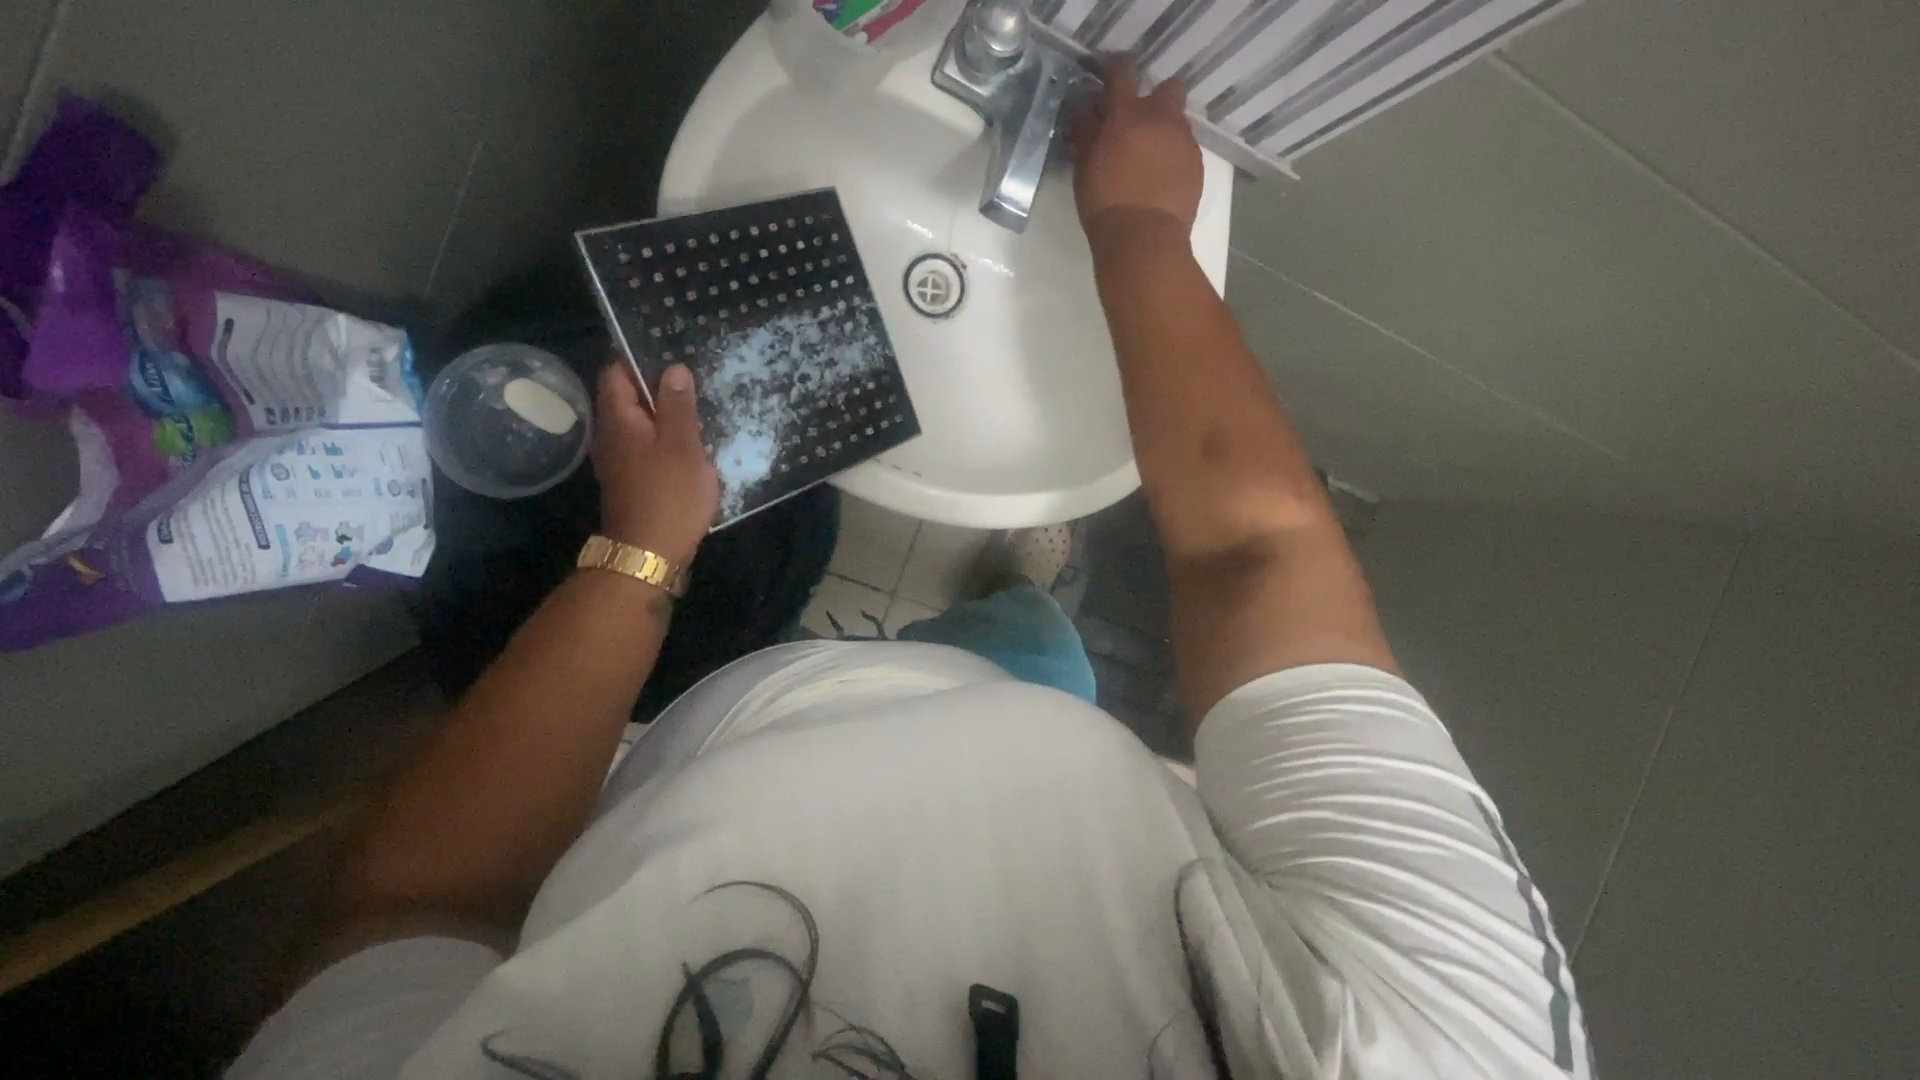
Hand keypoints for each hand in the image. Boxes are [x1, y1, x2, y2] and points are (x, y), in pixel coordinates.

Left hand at [591, 359, 719, 567]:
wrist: (648, 555)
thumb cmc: (669, 495)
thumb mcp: (683, 445)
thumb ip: (679, 405)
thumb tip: (674, 369)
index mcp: (618, 419)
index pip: (616, 373)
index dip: (640, 361)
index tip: (673, 362)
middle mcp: (609, 435)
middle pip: (627, 399)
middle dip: (657, 392)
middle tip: (694, 392)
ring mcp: (617, 461)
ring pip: (638, 426)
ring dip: (664, 421)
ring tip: (697, 421)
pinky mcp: (629, 482)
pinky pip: (644, 450)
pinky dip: (663, 445)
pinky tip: (689, 454)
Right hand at [1072, 60, 1202, 238]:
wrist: (1143, 239)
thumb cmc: (1104, 202)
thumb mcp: (1084, 166)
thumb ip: (1086, 132)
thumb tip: (1085, 111)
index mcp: (1128, 114)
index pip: (1122, 72)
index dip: (1112, 69)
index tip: (1104, 75)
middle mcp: (1162, 118)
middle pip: (1169, 88)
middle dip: (1156, 98)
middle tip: (1138, 123)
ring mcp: (1184, 142)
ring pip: (1178, 121)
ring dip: (1164, 131)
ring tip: (1147, 158)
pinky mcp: (1197, 166)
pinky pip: (1186, 149)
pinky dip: (1173, 156)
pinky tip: (1160, 179)